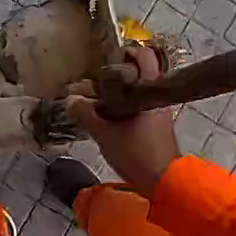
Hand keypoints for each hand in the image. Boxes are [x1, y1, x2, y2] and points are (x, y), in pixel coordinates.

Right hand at [65, 45, 181, 192]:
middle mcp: (157, 96)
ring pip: (137, 91)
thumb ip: (86, 114)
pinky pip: (138, 106)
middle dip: (115, 76)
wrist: (165, 183)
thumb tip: (70, 99)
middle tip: (95, 83)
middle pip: (138, 73)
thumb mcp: (105, 134)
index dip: (126, 52)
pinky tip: (106, 118)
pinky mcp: (156, 126)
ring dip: (117, 94)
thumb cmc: (138, 153)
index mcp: (150, 91)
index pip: (145, 56)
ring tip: (95, 102)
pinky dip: (123, 108)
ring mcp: (158, 111)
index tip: (107, 61)